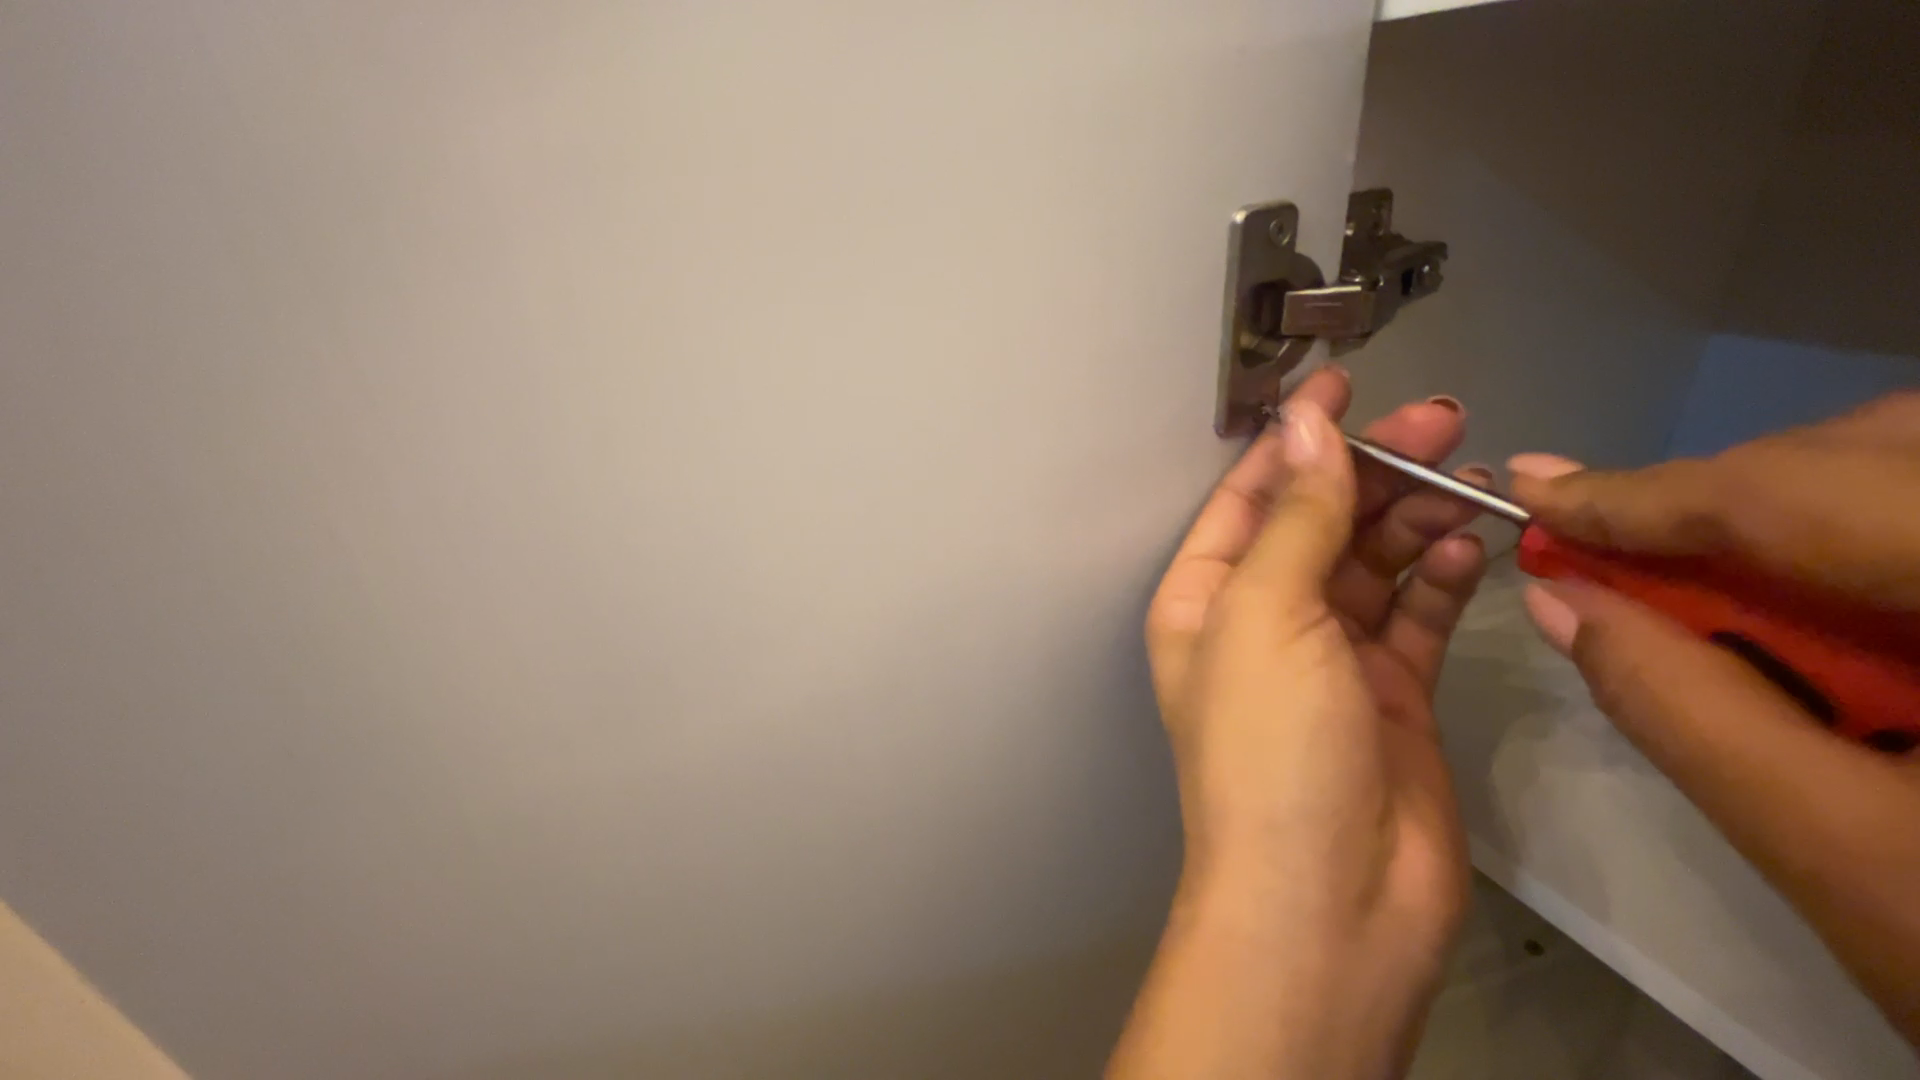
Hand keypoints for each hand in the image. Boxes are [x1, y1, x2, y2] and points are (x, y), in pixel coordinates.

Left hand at [1110, 368, 1490, 1079]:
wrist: (1333, 898)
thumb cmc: (1273, 748)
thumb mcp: (1269, 615)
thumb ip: (1296, 515)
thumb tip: (1304, 419)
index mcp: (1205, 599)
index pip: (1249, 498)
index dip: (1294, 438)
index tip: (1344, 381)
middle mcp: (1260, 621)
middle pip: (1318, 521)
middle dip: (1372, 470)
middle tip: (1444, 422)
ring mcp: (1328, 657)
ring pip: (1373, 562)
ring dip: (1416, 516)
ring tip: (1471, 474)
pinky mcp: (1391, 693)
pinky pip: (1416, 614)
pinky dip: (1441, 577)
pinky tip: (1472, 544)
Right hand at [1509, 391, 1919, 1047]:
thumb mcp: (1848, 856)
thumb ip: (1684, 710)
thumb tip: (1557, 600)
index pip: (1801, 494)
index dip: (1646, 494)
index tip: (1532, 494)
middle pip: (1870, 453)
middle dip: (1715, 496)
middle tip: (1601, 552)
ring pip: (1901, 467)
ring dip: (1777, 516)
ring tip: (1687, 586)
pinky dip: (1843, 543)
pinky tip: (1794, 608)